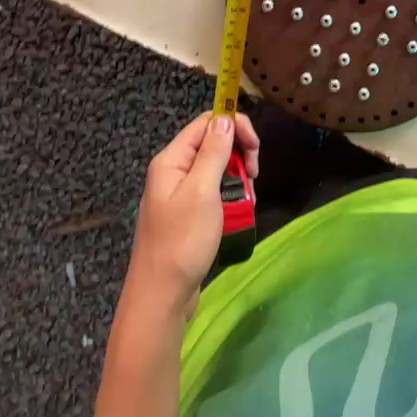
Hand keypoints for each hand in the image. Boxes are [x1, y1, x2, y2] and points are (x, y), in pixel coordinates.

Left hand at [127, 112, 260, 306]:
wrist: (161, 297)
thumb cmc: (182, 241)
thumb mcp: (202, 191)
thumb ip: (214, 152)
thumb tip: (225, 119)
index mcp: (171, 161)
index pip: (206, 124)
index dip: (234, 127)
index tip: (256, 148)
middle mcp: (173, 172)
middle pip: (213, 145)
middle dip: (239, 155)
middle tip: (255, 176)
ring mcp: (180, 195)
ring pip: (217, 171)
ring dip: (238, 180)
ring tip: (248, 201)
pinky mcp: (188, 216)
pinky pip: (214, 194)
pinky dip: (230, 199)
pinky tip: (239, 214)